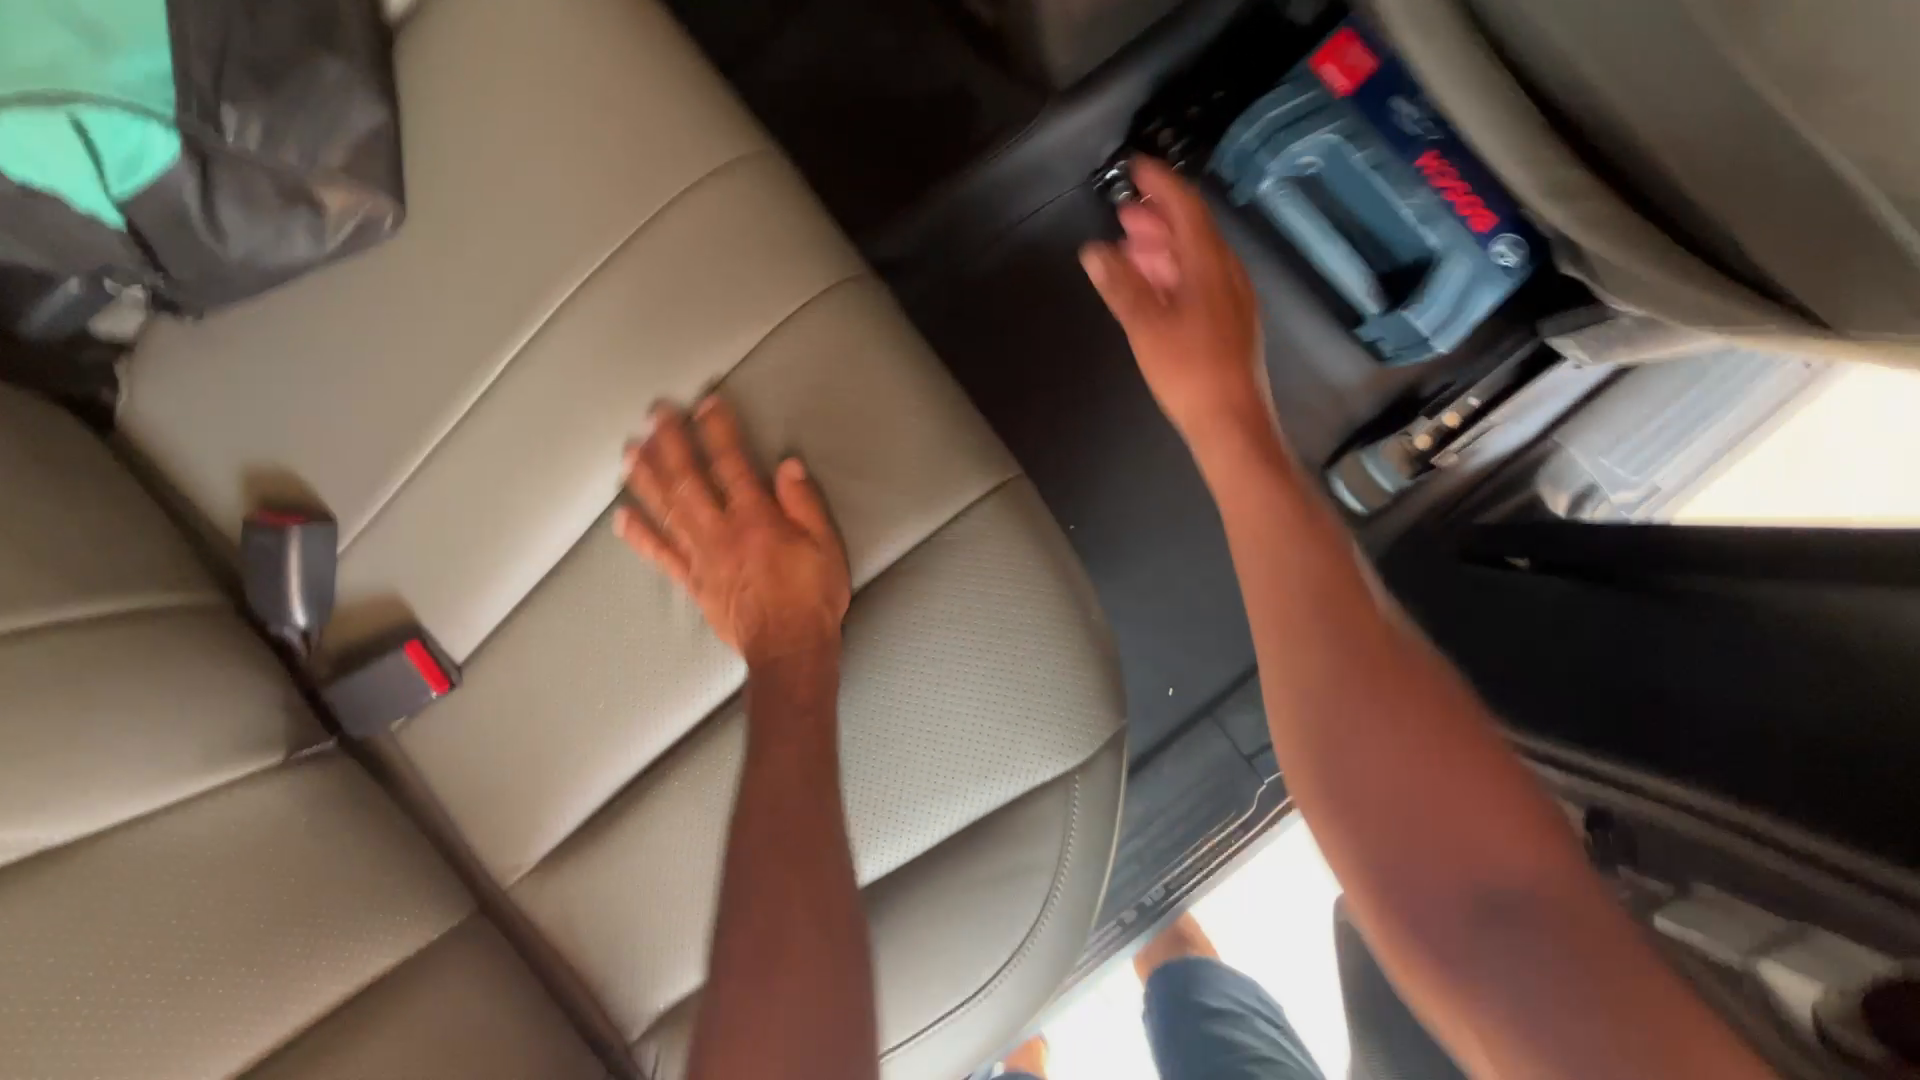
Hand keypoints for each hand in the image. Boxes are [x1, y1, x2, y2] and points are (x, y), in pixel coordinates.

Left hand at [615, 397, 850, 666]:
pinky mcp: (691, 582)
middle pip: (688, 480)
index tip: (705, 403)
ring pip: (667, 510)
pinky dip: (638, 535)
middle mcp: (720, 533)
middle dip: (670, 443)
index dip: (717, 431)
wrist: (789, 649)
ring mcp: (700, 558)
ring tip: (629, 450)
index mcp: (756, 520)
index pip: (731, 464)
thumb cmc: (813, 597)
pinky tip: (621, 515)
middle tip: (655, 414)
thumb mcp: (825, 545)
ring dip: (646, 477)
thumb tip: (787, 466)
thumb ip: (804, 504)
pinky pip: (659, 555)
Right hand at [1080, 157, 1272, 450]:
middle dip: (1156, 218)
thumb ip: (1120, 285)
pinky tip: (1155, 290)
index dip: (1160, 183)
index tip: (1135, 166)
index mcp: (1210, 264)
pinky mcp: (1231, 323)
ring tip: (1131, 248)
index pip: (1185, 207)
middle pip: (1192, 231)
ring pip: (1196, 258)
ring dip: (1163, 248)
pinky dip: (1174, 273)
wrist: (1231, 422)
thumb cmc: (1188, 371)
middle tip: (1123, 213)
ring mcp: (1233, 299)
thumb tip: (1094, 250)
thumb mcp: (1146, 326)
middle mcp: (1227, 273)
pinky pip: (1201, 282)